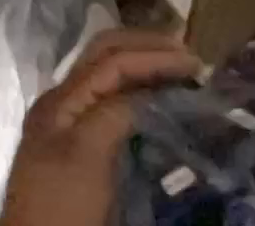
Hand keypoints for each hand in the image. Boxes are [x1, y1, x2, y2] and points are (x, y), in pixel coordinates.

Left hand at [0, 29, 201, 225]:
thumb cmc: (62, 207)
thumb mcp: (88, 155)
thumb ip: (115, 112)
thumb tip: (146, 95)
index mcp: (60, 99)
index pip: (112, 60)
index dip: (155, 56)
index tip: (194, 63)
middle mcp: (61, 101)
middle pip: (105, 54)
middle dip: (146, 46)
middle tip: (185, 53)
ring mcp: (67, 124)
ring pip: (107, 74)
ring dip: (142, 63)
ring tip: (176, 67)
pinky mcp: (78, 146)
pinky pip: (110, 99)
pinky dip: (137, 88)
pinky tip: (156, 97)